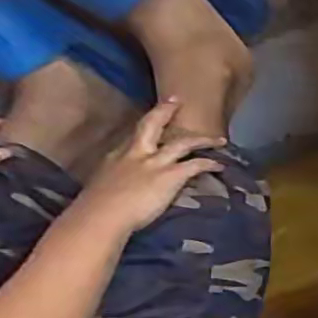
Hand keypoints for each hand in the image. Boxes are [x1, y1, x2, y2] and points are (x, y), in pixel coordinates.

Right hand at [66, 100, 225, 234]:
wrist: (101, 216)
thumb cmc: (97, 209)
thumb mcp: (102, 186)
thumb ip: (116, 180)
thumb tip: (121, 187)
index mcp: (117, 157)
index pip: (133, 138)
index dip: (145, 130)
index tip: (154, 120)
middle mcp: (136, 154)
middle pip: (151, 125)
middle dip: (164, 111)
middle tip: (176, 101)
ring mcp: (154, 163)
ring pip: (183, 143)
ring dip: (202, 140)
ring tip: (220, 140)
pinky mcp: (170, 175)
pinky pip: (196, 165)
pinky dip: (210, 164)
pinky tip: (220, 166)